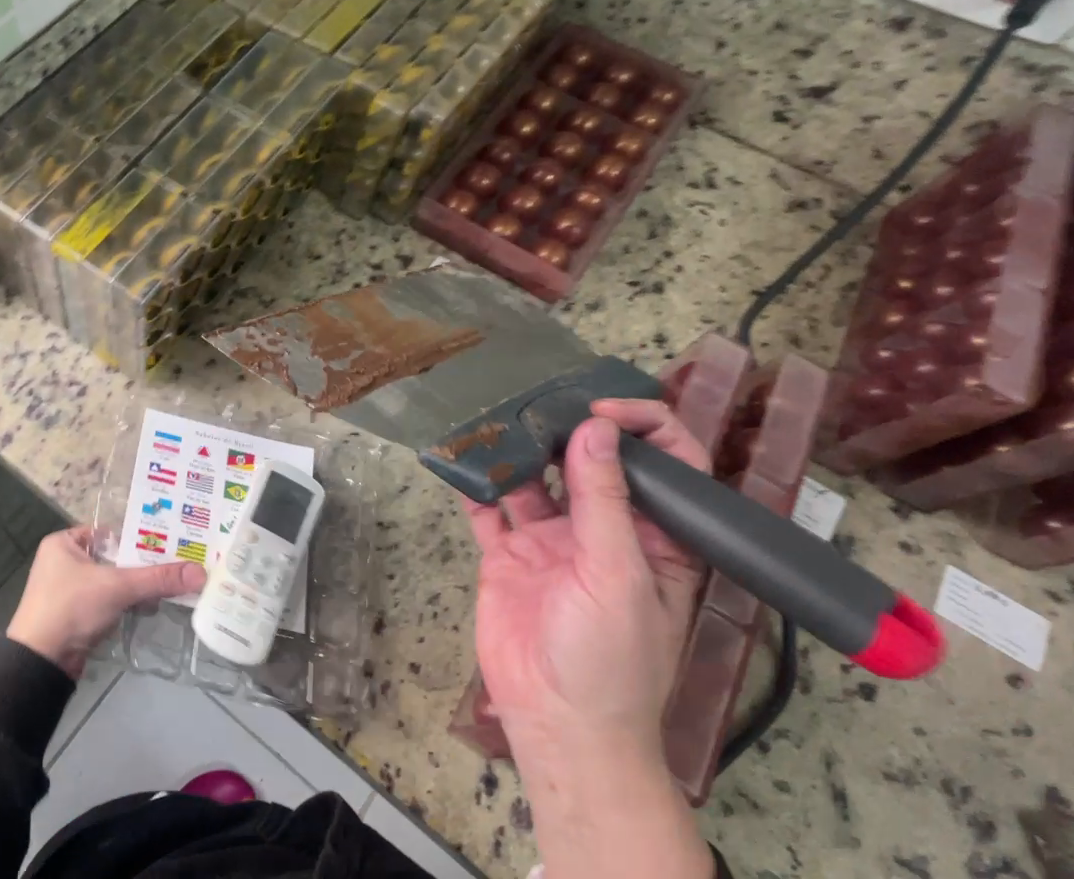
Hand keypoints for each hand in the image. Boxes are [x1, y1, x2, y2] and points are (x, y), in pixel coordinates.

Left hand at [7, 528, 205, 678]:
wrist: (42, 661)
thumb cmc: (71, 608)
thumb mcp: (117, 587)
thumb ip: (158, 578)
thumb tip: (200, 572)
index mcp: (63, 543)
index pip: (109, 532)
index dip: (139, 537)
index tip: (172, 542)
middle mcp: (64, 562)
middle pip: (114, 558)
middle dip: (143, 565)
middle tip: (178, 564)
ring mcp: (69, 591)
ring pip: (113, 582)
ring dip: (137, 587)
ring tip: (171, 587)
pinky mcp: (77, 615)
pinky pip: (108, 602)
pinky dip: (127, 604)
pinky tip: (150, 607)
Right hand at [462, 399, 707, 752]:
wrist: (557, 720)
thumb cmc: (611, 658)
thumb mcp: (619, 575)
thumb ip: (605, 502)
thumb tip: (594, 430)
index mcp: (654, 535)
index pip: (664, 465)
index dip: (640, 428)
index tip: (598, 410)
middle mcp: (604, 530)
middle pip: (590, 463)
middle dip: (568, 430)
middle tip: (536, 404)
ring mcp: (551, 541)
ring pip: (535, 480)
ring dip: (518, 452)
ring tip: (495, 422)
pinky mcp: (507, 554)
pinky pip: (491, 510)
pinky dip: (476, 485)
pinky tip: (462, 461)